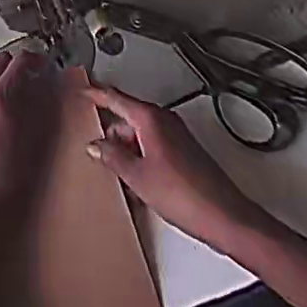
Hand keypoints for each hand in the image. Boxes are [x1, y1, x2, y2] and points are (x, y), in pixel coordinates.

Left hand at [0, 50, 54, 207]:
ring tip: (11, 78)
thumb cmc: (7, 169)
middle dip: (18, 62)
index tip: (42, 65)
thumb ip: (39, 103)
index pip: (20, 61)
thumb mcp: (34, 132)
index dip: (35, 59)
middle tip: (31, 73)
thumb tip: (44, 88)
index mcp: (2, 94)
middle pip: (1, 59)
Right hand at [81, 82, 270, 249]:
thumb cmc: (187, 195)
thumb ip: (112, 156)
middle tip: (98, 151)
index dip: (95, 93)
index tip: (83, 89)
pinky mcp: (183, 149)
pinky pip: (153, 144)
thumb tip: (97, 145)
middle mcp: (164, 119)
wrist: (223, 216)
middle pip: (127, 116)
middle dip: (111, 133)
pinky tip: (139, 181)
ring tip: (120, 175)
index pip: (115, 97)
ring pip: (140, 132)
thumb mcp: (137, 176)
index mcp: (150, 118)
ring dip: (127, 149)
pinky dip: (141, 156)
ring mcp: (176, 133)